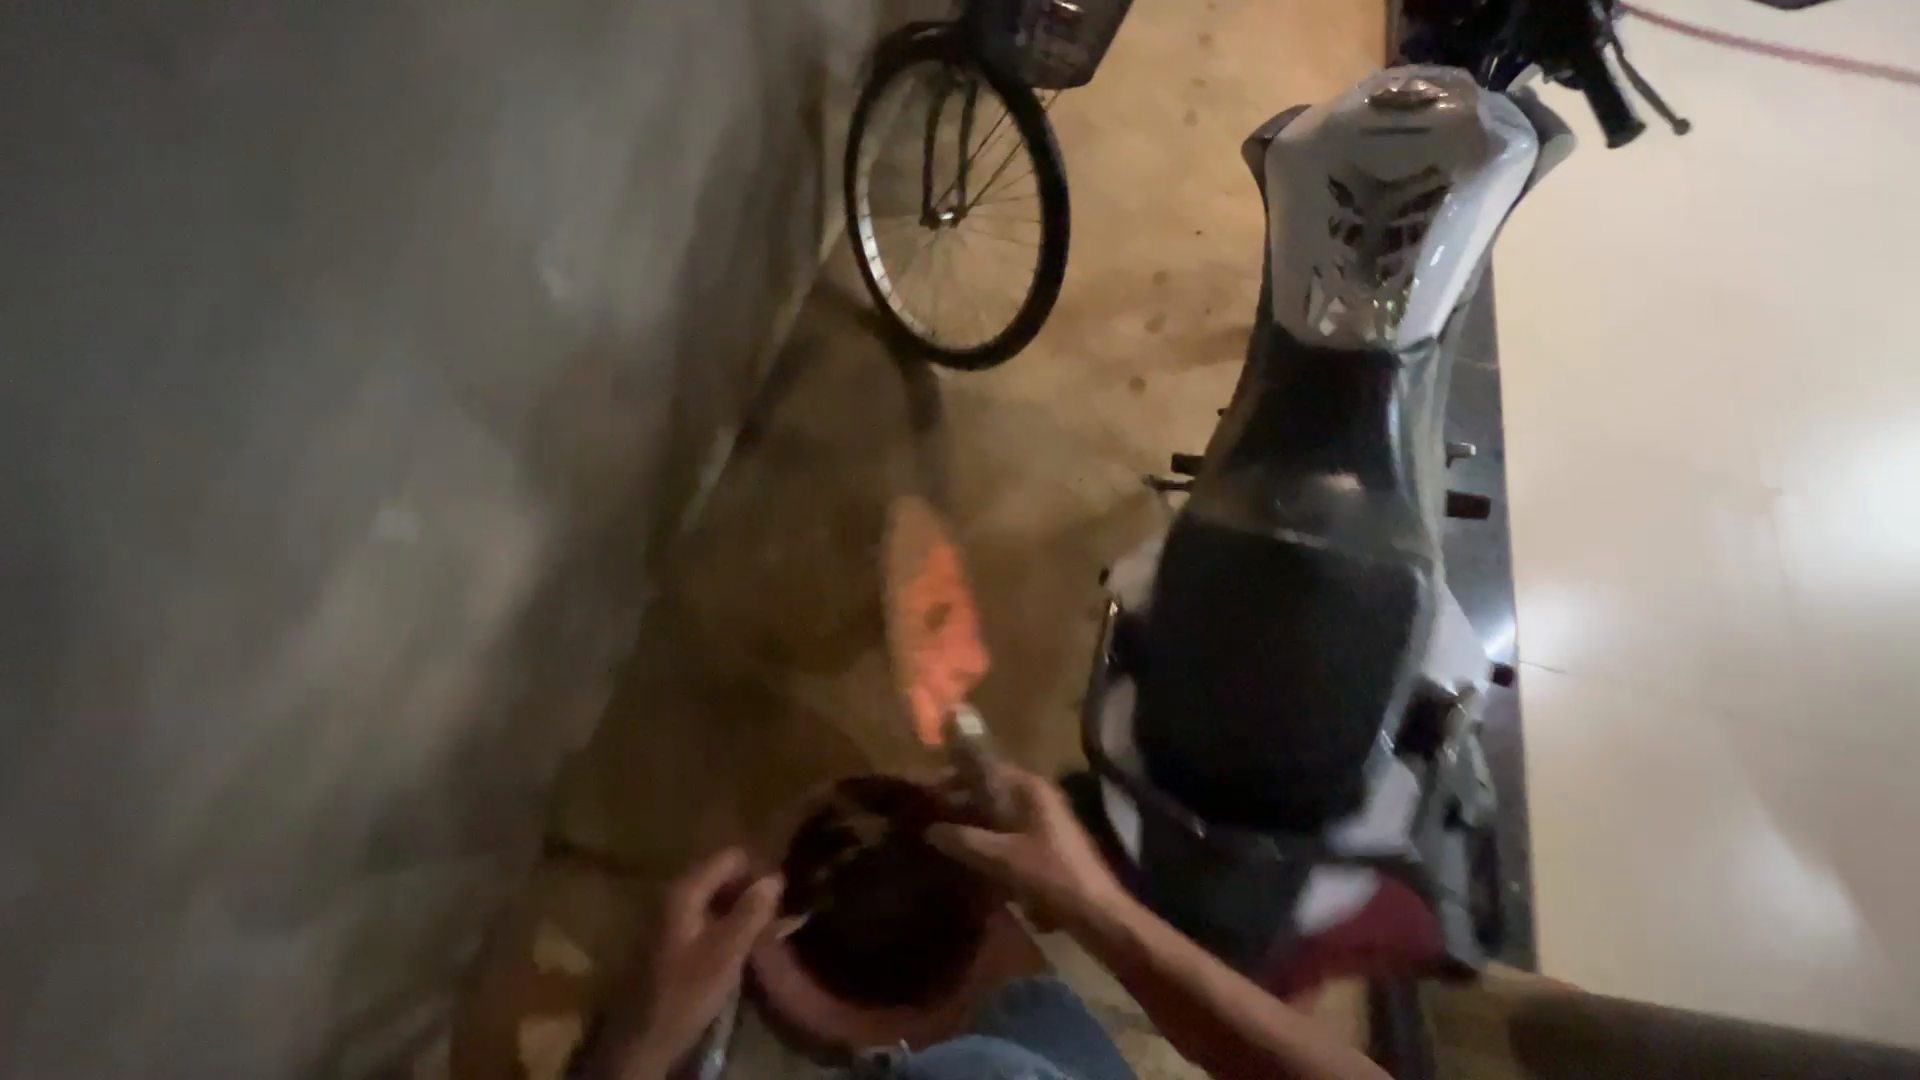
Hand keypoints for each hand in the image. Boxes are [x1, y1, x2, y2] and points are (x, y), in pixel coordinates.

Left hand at [624, 849, 785, 1077]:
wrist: (641, 1041)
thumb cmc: (685, 993)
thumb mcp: (726, 954)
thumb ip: (751, 912)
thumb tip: (776, 877)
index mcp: (685, 890)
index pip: (731, 856)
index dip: (759, 871)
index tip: (779, 898)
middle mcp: (674, 893)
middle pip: (722, 873)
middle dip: (751, 890)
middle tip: (775, 916)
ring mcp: (669, 915)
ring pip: (716, 895)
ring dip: (741, 908)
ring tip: (764, 932)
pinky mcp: (670, 936)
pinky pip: (706, 914)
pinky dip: (727, 922)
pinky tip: (742, 944)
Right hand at [928, 764, 1128, 932]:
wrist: (1096, 910)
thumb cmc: (1050, 875)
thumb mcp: (1001, 858)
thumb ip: (964, 841)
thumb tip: (930, 830)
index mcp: (1028, 788)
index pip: (983, 766)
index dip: (953, 772)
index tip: (926, 786)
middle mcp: (1036, 793)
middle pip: (990, 785)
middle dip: (959, 795)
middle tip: (929, 810)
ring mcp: (1044, 816)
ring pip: (998, 806)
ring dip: (972, 815)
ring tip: (943, 830)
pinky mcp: (1046, 839)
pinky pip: (1008, 825)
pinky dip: (987, 831)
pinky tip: (970, 850)